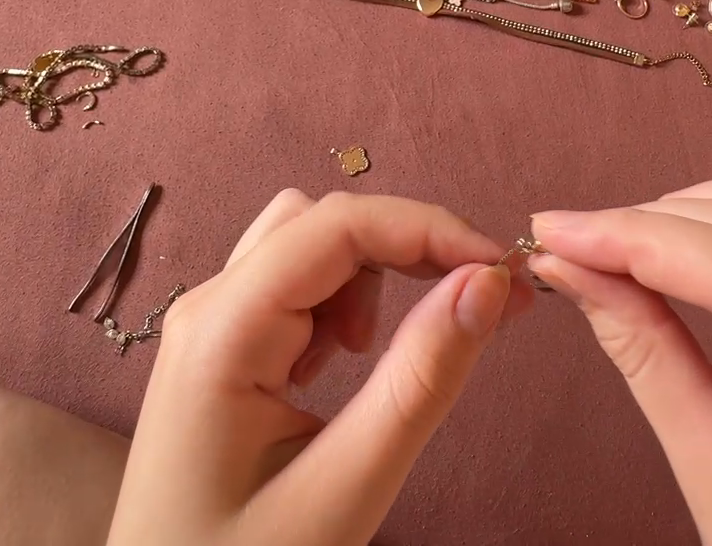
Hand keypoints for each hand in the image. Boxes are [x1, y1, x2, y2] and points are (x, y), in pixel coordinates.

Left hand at [107, 189, 531, 544]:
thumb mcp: (344, 489)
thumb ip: (420, 379)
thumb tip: (489, 283)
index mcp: (222, 330)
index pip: (336, 226)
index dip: (427, 229)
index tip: (502, 269)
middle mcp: (209, 303)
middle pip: (321, 222)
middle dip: (403, 247)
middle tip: (471, 300)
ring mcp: (211, 319)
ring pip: (309, 243)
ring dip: (367, 277)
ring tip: (371, 356)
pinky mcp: (224, 341)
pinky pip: (295, 282)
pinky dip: (341, 302)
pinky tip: (339, 364)